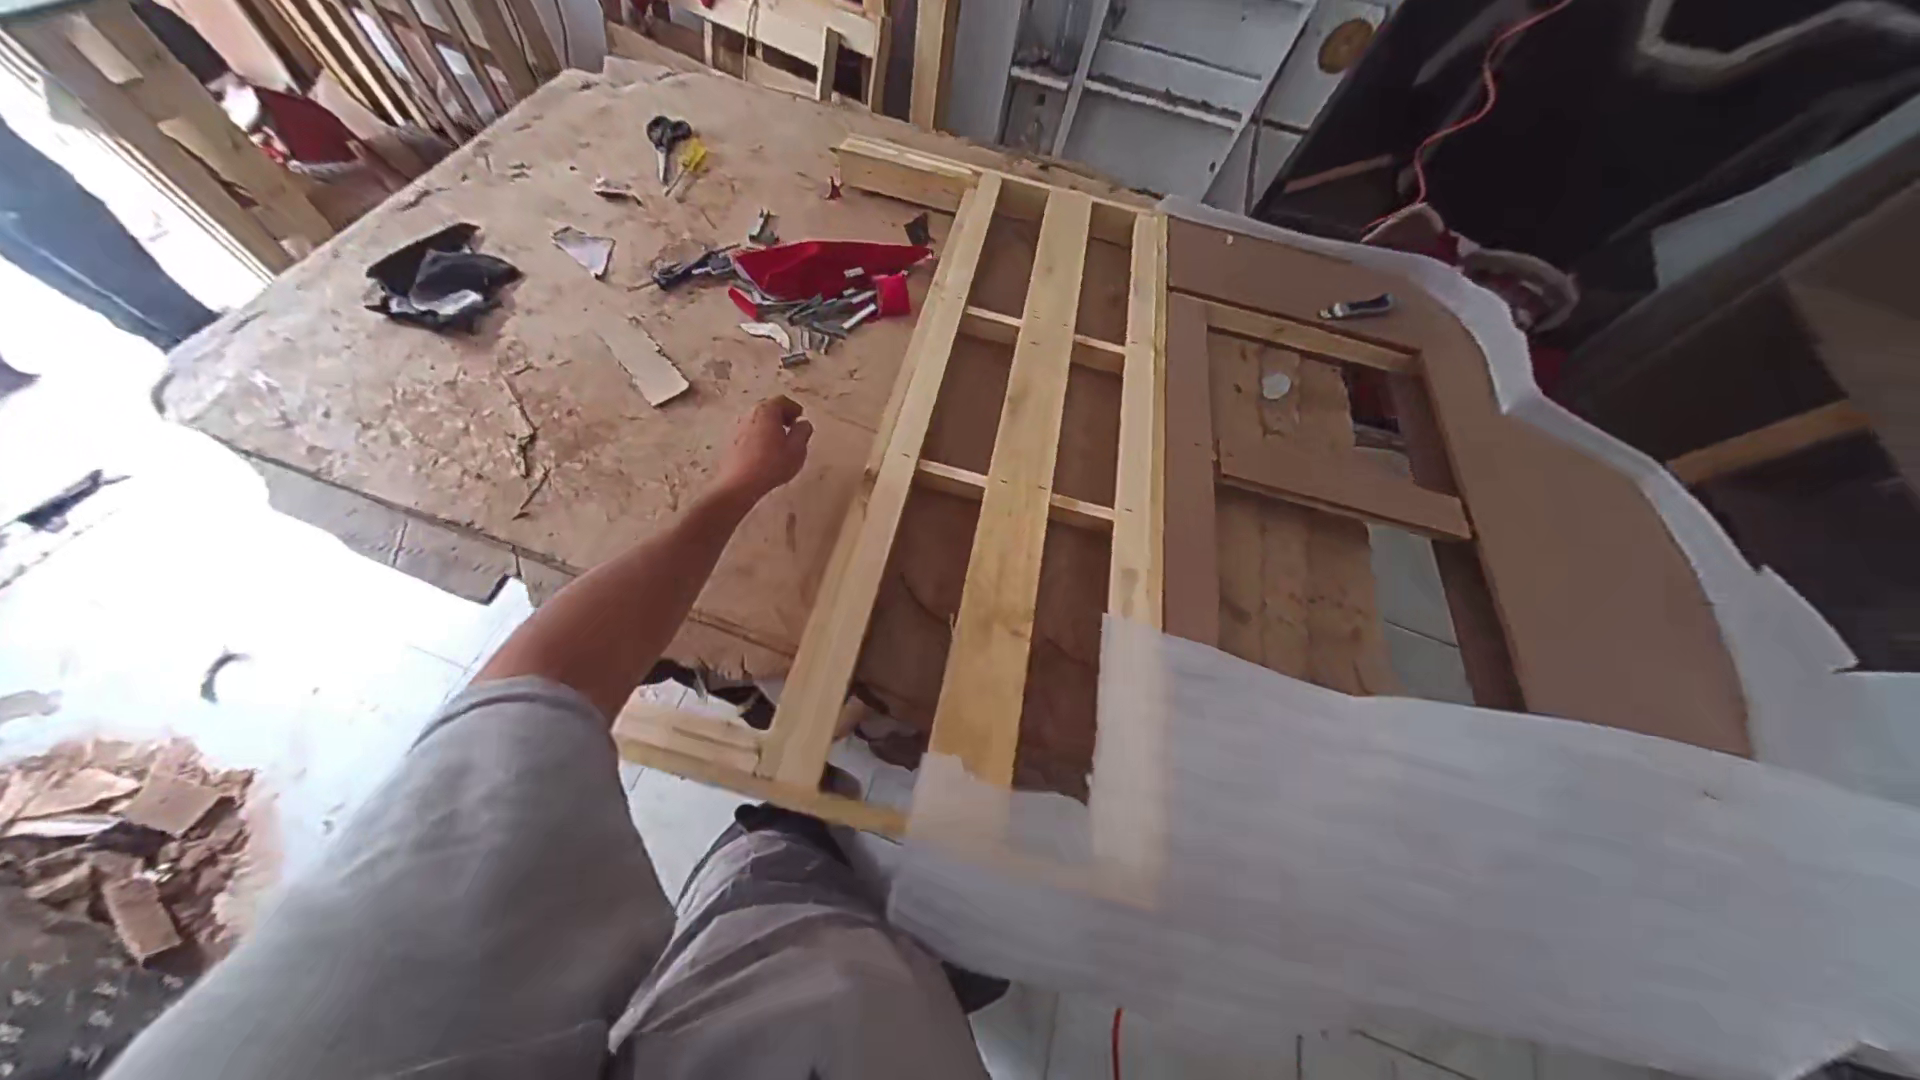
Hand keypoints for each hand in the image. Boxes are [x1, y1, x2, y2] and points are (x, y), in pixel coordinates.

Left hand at [716, 395, 812, 501]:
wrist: (740, 483)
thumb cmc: (772, 464)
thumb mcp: (797, 449)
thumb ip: (803, 431)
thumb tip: (803, 423)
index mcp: (767, 411)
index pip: (783, 401)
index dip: (794, 409)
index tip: (801, 419)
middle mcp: (750, 414)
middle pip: (769, 409)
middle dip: (782, 417)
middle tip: (792, 429)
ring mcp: (737, 427)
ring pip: (758, 421)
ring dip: (770, 427)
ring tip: (780, 443)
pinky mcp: (731, 441)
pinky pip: (750, 433)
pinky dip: (760, 437)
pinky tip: (766, 453)